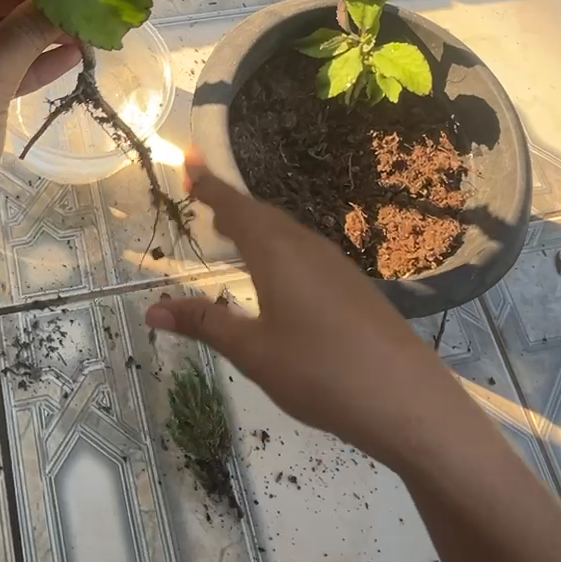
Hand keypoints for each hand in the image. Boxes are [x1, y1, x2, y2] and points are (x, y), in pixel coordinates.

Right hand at [146, 152, 466, 469]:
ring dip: (256, 226)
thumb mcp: (252, 351)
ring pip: (287, 233)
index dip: (209, 184)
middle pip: (262, 214)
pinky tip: (278, 276)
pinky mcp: (355, 287)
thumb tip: (152, 311)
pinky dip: (279, 248)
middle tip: (202, 197)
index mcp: (277, 253)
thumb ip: (204, 323)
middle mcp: (307, 247)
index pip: (235, 206)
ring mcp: (337, 266)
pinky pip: (306, 251)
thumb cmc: (320, 372)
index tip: (189, 159)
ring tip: (231, 233)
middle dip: (230, 203)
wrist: (408, 402)